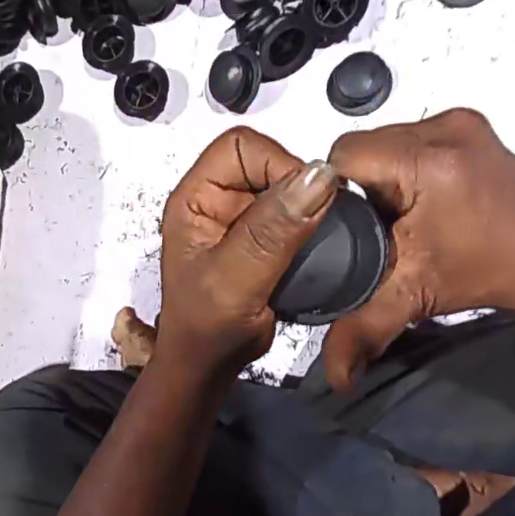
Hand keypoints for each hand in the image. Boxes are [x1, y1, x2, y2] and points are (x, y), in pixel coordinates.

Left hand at [156, 127, 338, 375]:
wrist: (209, 367)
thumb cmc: (206, 330)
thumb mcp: (235, 280)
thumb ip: (272, 231)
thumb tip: (319, 177)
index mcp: (195, 200)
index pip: (240, 147)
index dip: (277, 163)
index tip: (305, 200)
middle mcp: (217, 202)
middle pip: (267, 162)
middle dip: (296, 186)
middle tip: (313, 224)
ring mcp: (240, 221)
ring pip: (284, 188)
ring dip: (306, 208)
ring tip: (314, 238)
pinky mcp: (262, 240)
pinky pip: (293, 215)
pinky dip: (310, 225)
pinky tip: (314, 246)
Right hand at [323, 108, 514, 388]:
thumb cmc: (491, 271)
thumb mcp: (412, 298)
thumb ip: (363, 331)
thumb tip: (335, 374)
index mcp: (429, 163)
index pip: (344, 155)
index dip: (331, 192)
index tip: (343, 223)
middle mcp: (447, 130)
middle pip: (363, 146)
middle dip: (358, 188)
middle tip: (375, 227)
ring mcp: (461, 124)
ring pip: (386, 140)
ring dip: (380, 177)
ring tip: (396, 216)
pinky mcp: (469, 126)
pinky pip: (411, 139)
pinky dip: (404, 167)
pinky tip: (415, 200)